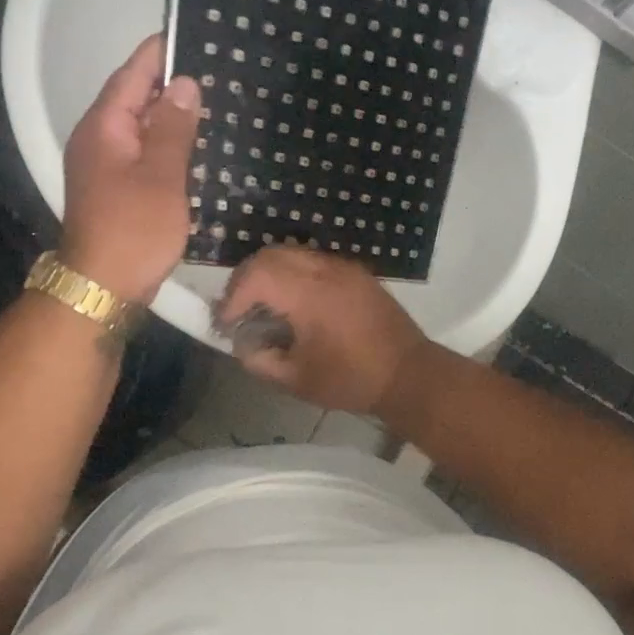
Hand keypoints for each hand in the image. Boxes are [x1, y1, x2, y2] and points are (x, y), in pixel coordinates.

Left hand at [59, 34, 201, 302]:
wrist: (102, 289)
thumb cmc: (133, 231)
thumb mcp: (162, 177)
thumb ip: (174, 129)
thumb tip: (184, 85)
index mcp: (105, 126)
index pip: (133, 73)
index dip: (162, 54)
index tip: (194, 38)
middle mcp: (97, 140)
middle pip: (135, 100)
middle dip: (172, 88)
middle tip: (216, 78)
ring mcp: (102, 169)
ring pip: (140, 132)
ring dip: (172, 123)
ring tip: (213, 113)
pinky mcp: (114, 194)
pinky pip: (141, 159)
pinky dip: (166, 152)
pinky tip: (194, 158)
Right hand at [215, 245, 429, 414]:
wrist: (409, 374)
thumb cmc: (352, 380)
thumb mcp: (296, 380)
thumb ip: (260, 361)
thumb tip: (242, 345)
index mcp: (308, 293)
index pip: (255, 275)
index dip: (232, 298)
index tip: (224, 323)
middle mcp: (325, 269)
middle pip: (270, 255)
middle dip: (245, 280)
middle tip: (238, 311)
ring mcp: (344, 268)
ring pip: (292, 254)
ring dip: (269, 274)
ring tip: (263, 307)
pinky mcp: (357, 274)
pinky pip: (314, 262)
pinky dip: (294, 275)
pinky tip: (294, 305)